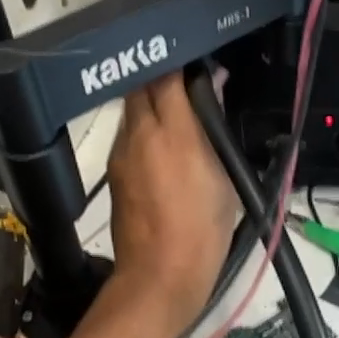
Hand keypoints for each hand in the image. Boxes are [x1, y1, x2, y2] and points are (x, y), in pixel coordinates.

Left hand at [102, 73, 237, 332]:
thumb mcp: (225, 178)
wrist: (159, 276)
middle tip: (187, 79)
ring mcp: (121, 153)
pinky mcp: (113, 171)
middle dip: (162, 76)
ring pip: (131, 108)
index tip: (201, 61)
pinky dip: (143, 126)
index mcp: (174, 134)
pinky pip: (127, 133)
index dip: (183, 63)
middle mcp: (140, 135)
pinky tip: (162, 141)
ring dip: (151, 100)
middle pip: (142, 85)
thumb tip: (212, 88)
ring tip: (178, 108)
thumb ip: (215, 129)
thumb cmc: (203, 231)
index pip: (169, 77)